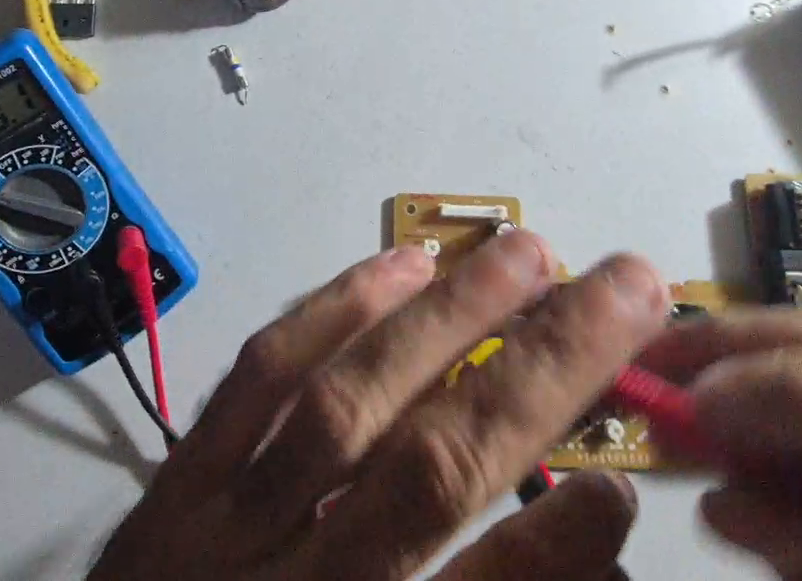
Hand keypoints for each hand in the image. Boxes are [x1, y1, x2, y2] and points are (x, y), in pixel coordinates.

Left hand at [87, 231, 669, 580]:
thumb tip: (585, 540)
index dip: (556, 545)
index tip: (619, 493)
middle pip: (432, 467)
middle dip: (539, 372)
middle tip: (622, 288)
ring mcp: (222, 521)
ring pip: (345, 401)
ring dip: (445, 320)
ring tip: (525, 255)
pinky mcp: (178, 480)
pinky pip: (256, 380)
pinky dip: (330, 314)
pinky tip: (397, 266)